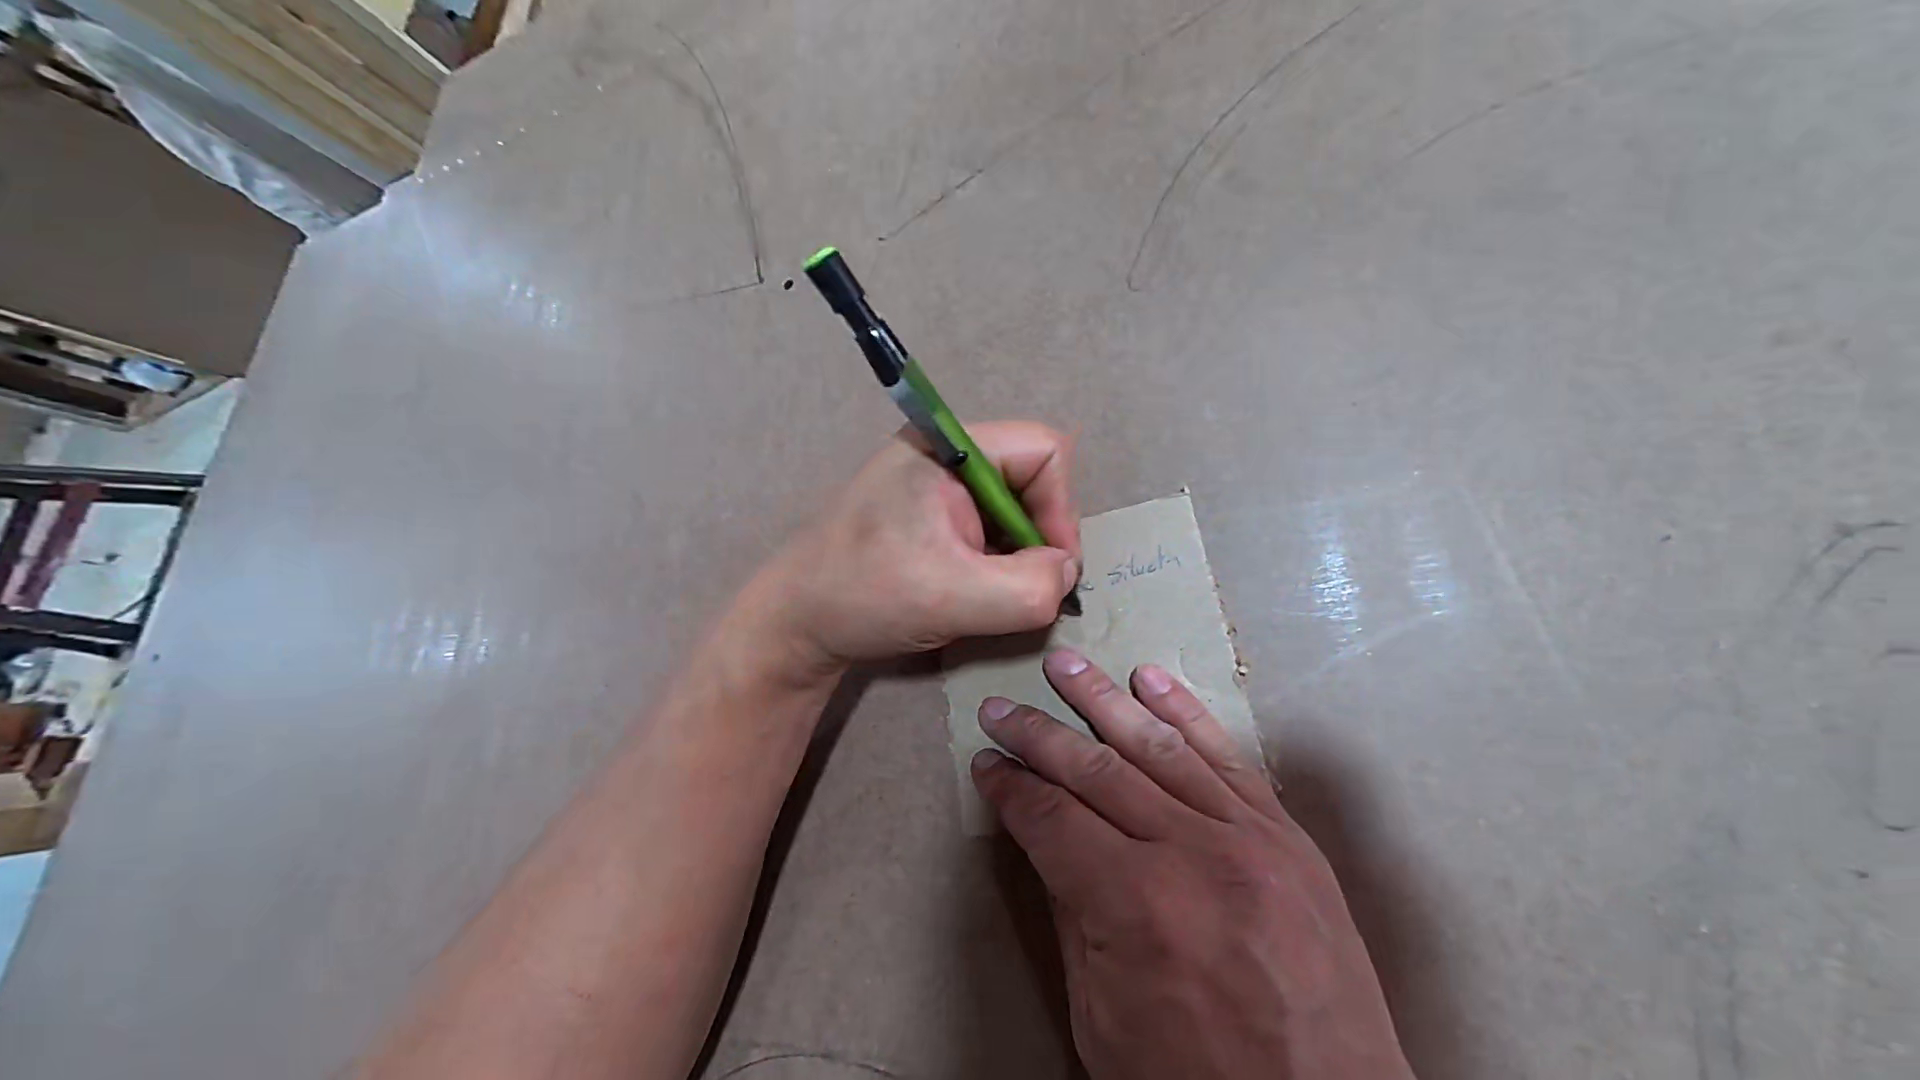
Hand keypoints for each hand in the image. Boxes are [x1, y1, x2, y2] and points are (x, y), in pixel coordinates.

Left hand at [749, 421, 1080, 674]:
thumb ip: (1031, 587)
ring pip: (1012, 505)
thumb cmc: (864, 598)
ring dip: (1016, 553)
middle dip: (1037, 535)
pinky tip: (972, 589)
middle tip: (1022, 586)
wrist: (796, 623)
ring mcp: (932, 481)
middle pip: (1032, 477)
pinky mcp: (926, 511)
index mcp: (946, 447)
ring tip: (989, 593)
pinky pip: (987, 523)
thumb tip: (1064, 571)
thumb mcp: (957, 599)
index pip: (1044, 451)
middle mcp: (943, 453)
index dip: (1060, 509)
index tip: (1050, 567)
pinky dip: (995, 559)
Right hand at [970, 650, 1413, 1079]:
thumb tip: (1044, 837)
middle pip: (1092, 769)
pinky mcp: (1286, 835)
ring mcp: (1246, 837)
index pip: (1049, 818)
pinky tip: (1149, 679)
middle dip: (1036, 734)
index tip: (985, 763)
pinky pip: (1227, 756)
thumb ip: (1069, 914)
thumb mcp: (1103, 1017)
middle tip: (998, 707)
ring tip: (1064, 665)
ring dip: (1102, 699)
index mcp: (1134, 905)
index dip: (1010, 788)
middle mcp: (1189, 854)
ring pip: (1155, 745)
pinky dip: (1184, 711)